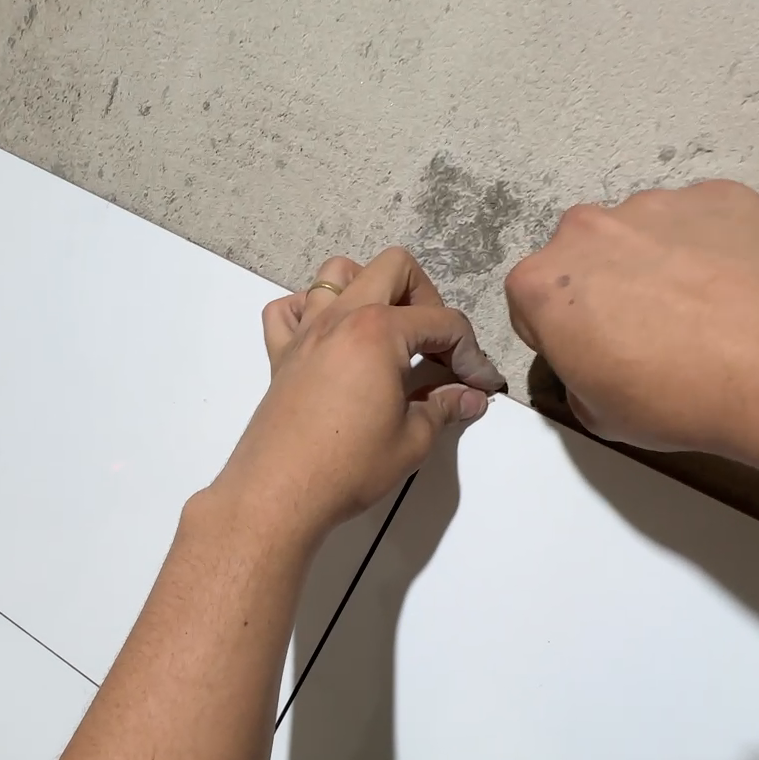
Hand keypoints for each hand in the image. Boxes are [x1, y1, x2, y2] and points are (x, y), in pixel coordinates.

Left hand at [209, 248, 506, 541]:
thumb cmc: (349, 466)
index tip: (479, 385)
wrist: (280, 492)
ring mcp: (305, 331)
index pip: (443, 321)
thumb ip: (443, 408)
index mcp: (379, 330)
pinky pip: (287, 310)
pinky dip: (307, 311)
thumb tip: (470, 399)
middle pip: (394, 268)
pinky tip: (328, 341)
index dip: (471, 353)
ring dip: (367, 289)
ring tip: (383, 333)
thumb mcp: (411, 440)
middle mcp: (341, 317)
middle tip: (433, 345)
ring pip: (336, 273)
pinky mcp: (279, 355)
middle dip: (426, 297)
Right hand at [503, 179, 758, 454]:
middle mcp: (586, 231)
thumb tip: (598, 367)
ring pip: (639, 236)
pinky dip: (708, 248)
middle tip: (644, 336)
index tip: (591, 355)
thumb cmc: (681, 394)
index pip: (530, 306)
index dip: (559, 336)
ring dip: (655, 266)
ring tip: (700, 314)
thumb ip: (576, 377)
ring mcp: (655, 206)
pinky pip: (698, 221)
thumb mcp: (598, 414)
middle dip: (602, 290)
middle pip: (581, 260)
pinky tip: (736, 291)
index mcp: (541, 284)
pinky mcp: (719, 195)